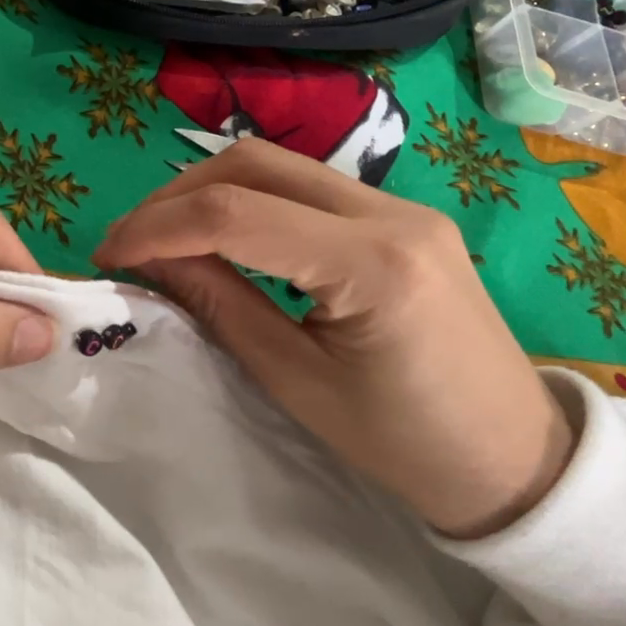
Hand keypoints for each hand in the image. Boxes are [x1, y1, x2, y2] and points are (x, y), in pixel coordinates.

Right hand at [91, 138, 572, 539]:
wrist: (517, 463)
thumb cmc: (404, 443)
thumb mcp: (293, 382)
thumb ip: (217, 304)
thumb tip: (147, 257)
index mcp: (373, 264)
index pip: (235, 212)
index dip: (156, 225)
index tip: (108, 254)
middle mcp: (391, 212)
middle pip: (252, 162)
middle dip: (175, 195)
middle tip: (130, 241)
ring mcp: (400, 206)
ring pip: (275, 163)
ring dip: (206, 190)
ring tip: (164, 236)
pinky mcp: (399, 216)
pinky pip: (302, 185)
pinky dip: (245, 198)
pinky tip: (220, 234)